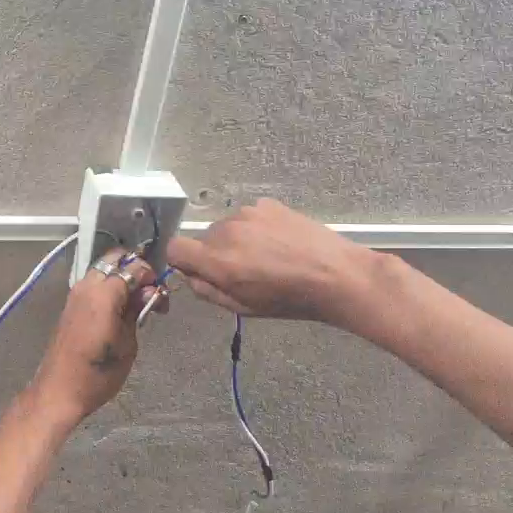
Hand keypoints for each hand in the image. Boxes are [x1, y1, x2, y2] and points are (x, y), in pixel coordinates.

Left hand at [25, 249, 160, 426]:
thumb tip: (148, 292)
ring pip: (102, 269)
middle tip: (148, 293)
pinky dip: (108, 286)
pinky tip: (119, 308)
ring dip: (120, 276)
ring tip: (135, 303)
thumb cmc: (99, 373)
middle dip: (134, 268)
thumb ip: (136, 311)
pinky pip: (93, 282)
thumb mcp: (128, 344)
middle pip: (114, 258)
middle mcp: (87, 285)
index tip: (160, 297)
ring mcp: (75, 292)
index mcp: (103, 293)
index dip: (150, 276)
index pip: (132, 266)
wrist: (59, 390)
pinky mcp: (70, 303)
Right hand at [166, 199, 386, 326]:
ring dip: (237, 240)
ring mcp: (247, 214)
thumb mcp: (244, 308)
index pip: (175, 248)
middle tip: (245, 270)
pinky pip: (248, 216)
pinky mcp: (266, 204)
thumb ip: (208, 291)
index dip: (184, 261)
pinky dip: (255, 228)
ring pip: (226, 227)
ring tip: (267, 256)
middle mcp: (226, 232)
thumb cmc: (291, 300)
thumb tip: (191, 276)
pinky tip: (278, 242)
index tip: (202, 271)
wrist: (338, 276)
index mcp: (218, 261)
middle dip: (216, 253)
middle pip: (203, 239)